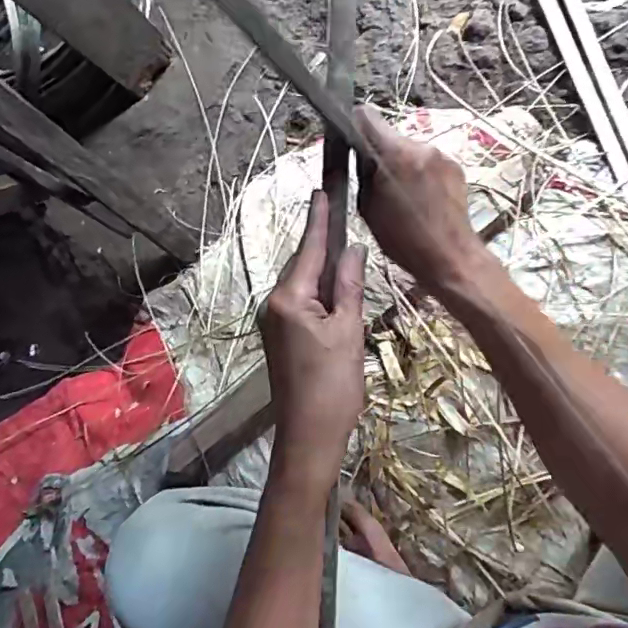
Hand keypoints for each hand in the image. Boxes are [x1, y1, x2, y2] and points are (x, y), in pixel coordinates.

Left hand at [260, 191, 365, 483]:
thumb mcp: (348, 330)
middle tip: (341, 216)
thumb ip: (349, 286)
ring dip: (323, 270)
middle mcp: (274, 305)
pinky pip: (301, 302)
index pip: (308, 250)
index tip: (321, 191)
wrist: (309, 436)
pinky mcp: (281, 338)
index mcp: (289, 299)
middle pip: (302, 265)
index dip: (318, 220)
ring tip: (346, 252)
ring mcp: (275, 323)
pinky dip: (320, 292)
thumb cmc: (333, 384)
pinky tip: (337, 289)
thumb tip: (353, 249)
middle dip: (322, 244)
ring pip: (302, 284)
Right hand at [356, 105, 488, 290]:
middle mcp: (420, 146)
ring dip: (405, 165)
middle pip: (391, 136)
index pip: (366, 116)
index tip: (353, 138)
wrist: (450, 255)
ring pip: (412, 150)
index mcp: (393, 154)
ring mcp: (441, 155)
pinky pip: (430, 162)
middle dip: (383, 154)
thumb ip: (362, 174)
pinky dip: (424, 174)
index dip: (355, 125)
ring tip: (406, 196)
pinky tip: (424, 198)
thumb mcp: (367, 208)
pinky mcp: (456, 166)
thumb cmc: (405, 240)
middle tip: (381, 182)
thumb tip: (359, 156)